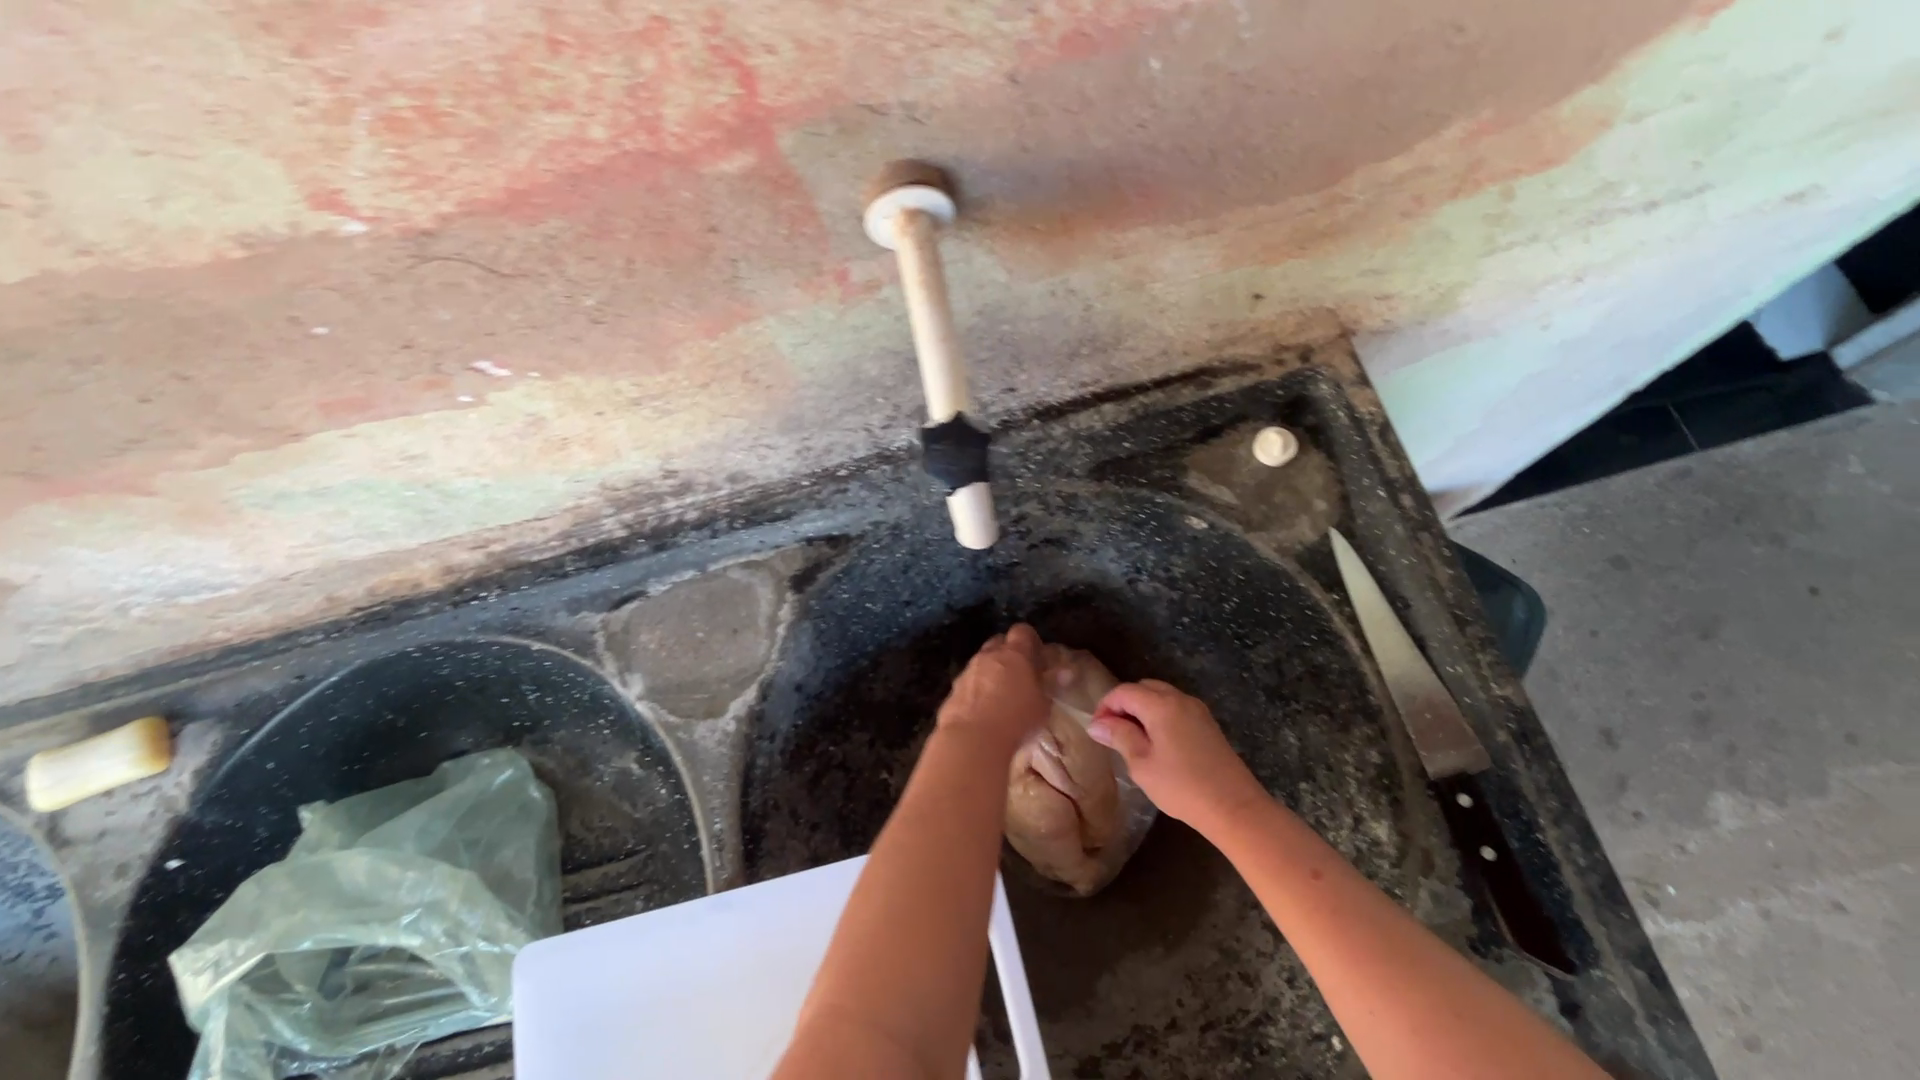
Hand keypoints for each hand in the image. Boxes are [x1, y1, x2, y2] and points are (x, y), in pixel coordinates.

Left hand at [936, 624, 1051, 751]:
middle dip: (1008, 652)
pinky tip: (982, 710)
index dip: (1031, 641)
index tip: (1038, 657)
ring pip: (981, 662)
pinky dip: (975, 689)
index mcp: (1015, 654)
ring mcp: (967, 672)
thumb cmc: (1017, 720)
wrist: (972, 739)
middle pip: (998, 642)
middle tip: (1020, 674)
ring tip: (1000, 695)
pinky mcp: (953, 690)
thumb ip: (1050, 686)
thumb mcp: (1043, 706)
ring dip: (990, 671)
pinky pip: (968, 682)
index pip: (1023, 631)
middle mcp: (988, 656)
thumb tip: (1064, 673)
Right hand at [1087, 680, 1267, 832]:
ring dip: (1143, 710)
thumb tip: (1097, 724)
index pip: (1124, 691)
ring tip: (1132, 740)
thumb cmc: (1181, 786)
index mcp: (1161, 705)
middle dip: (1124, 704)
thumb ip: (1119, 737)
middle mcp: (1181, 699)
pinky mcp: (1208, 725)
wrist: (1234, 806)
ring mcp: (1198, 710)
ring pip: (1162, 697)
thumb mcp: (1141, 764)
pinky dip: (1160, 717)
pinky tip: (1157, 744)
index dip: (1105, 706)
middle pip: (1144, 688)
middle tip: (1113, 733)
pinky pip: (1176, 709)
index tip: (1097, 730)